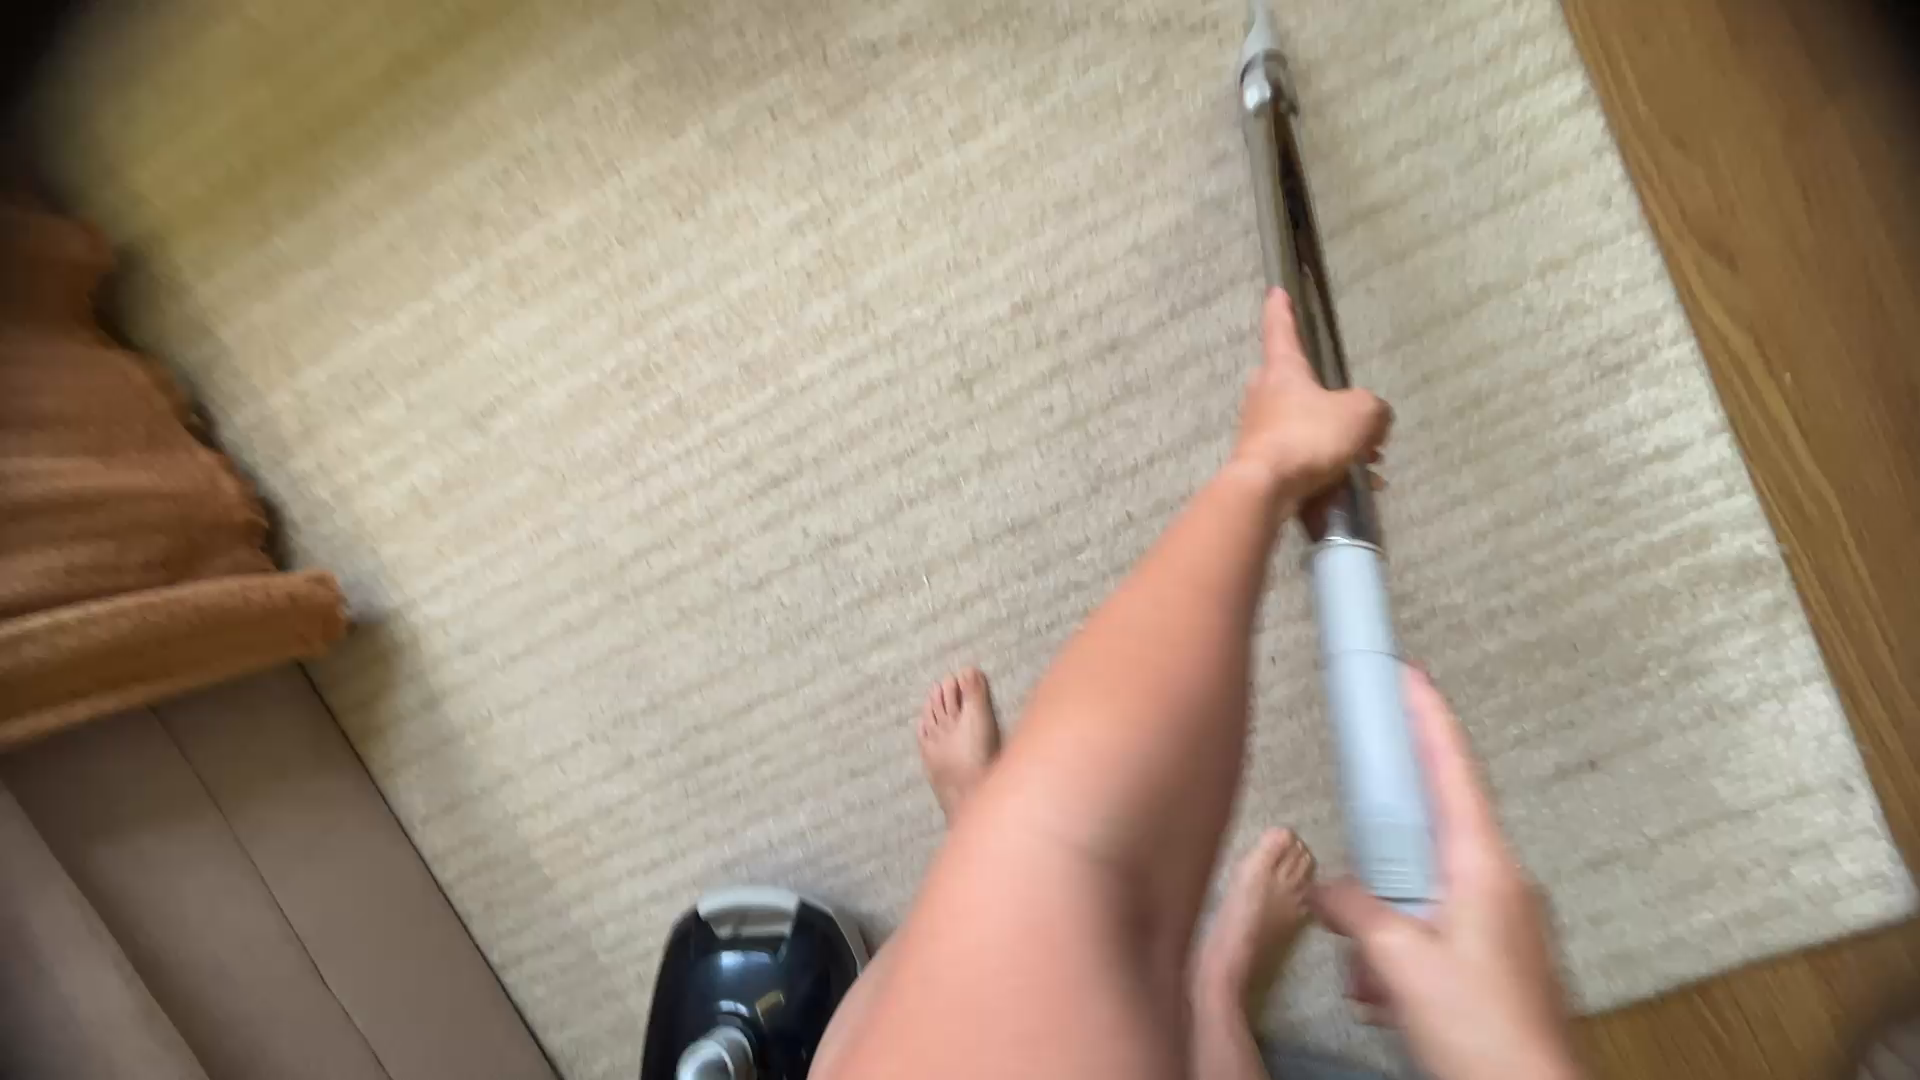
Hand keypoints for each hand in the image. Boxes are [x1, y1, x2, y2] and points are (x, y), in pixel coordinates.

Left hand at [1229, 289, 1390, 503]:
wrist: (1265, 489)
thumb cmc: (1309, 437)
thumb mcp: (1362, 414)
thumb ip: (1374, 409)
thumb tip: (1372, 423)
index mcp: (1281, 370)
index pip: (1281, 329)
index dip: (1281, 309)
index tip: (1275, 291)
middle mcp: (1263, 395)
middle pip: (1296, 383)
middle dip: (1329, 397)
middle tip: (1360, 414)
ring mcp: (1259, 429)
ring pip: (1304, 425)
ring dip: (1336, 439)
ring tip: (1370, 460)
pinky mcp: (1261, 461)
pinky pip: (1301, 456)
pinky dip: (1327, 466)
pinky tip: (1353, 486)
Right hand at [1310, 669, 1582, 1079]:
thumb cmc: (1486, 1036)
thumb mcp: (1398, 959)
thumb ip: (1355, 907)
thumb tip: (1329, 890)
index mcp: (1482, 866)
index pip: (1453, 767)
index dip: (1429, 715)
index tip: (1409, 674)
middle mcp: (1497, 882)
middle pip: (1428, 822)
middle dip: (1380, 840)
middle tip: (1356, 843)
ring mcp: (1497, 917)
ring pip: (1419, 880)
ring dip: (1381, 911)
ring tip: (1366, 964)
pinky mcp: (1489, 949)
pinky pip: (1428, 919)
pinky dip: (1394, 939)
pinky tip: (1379, 985)